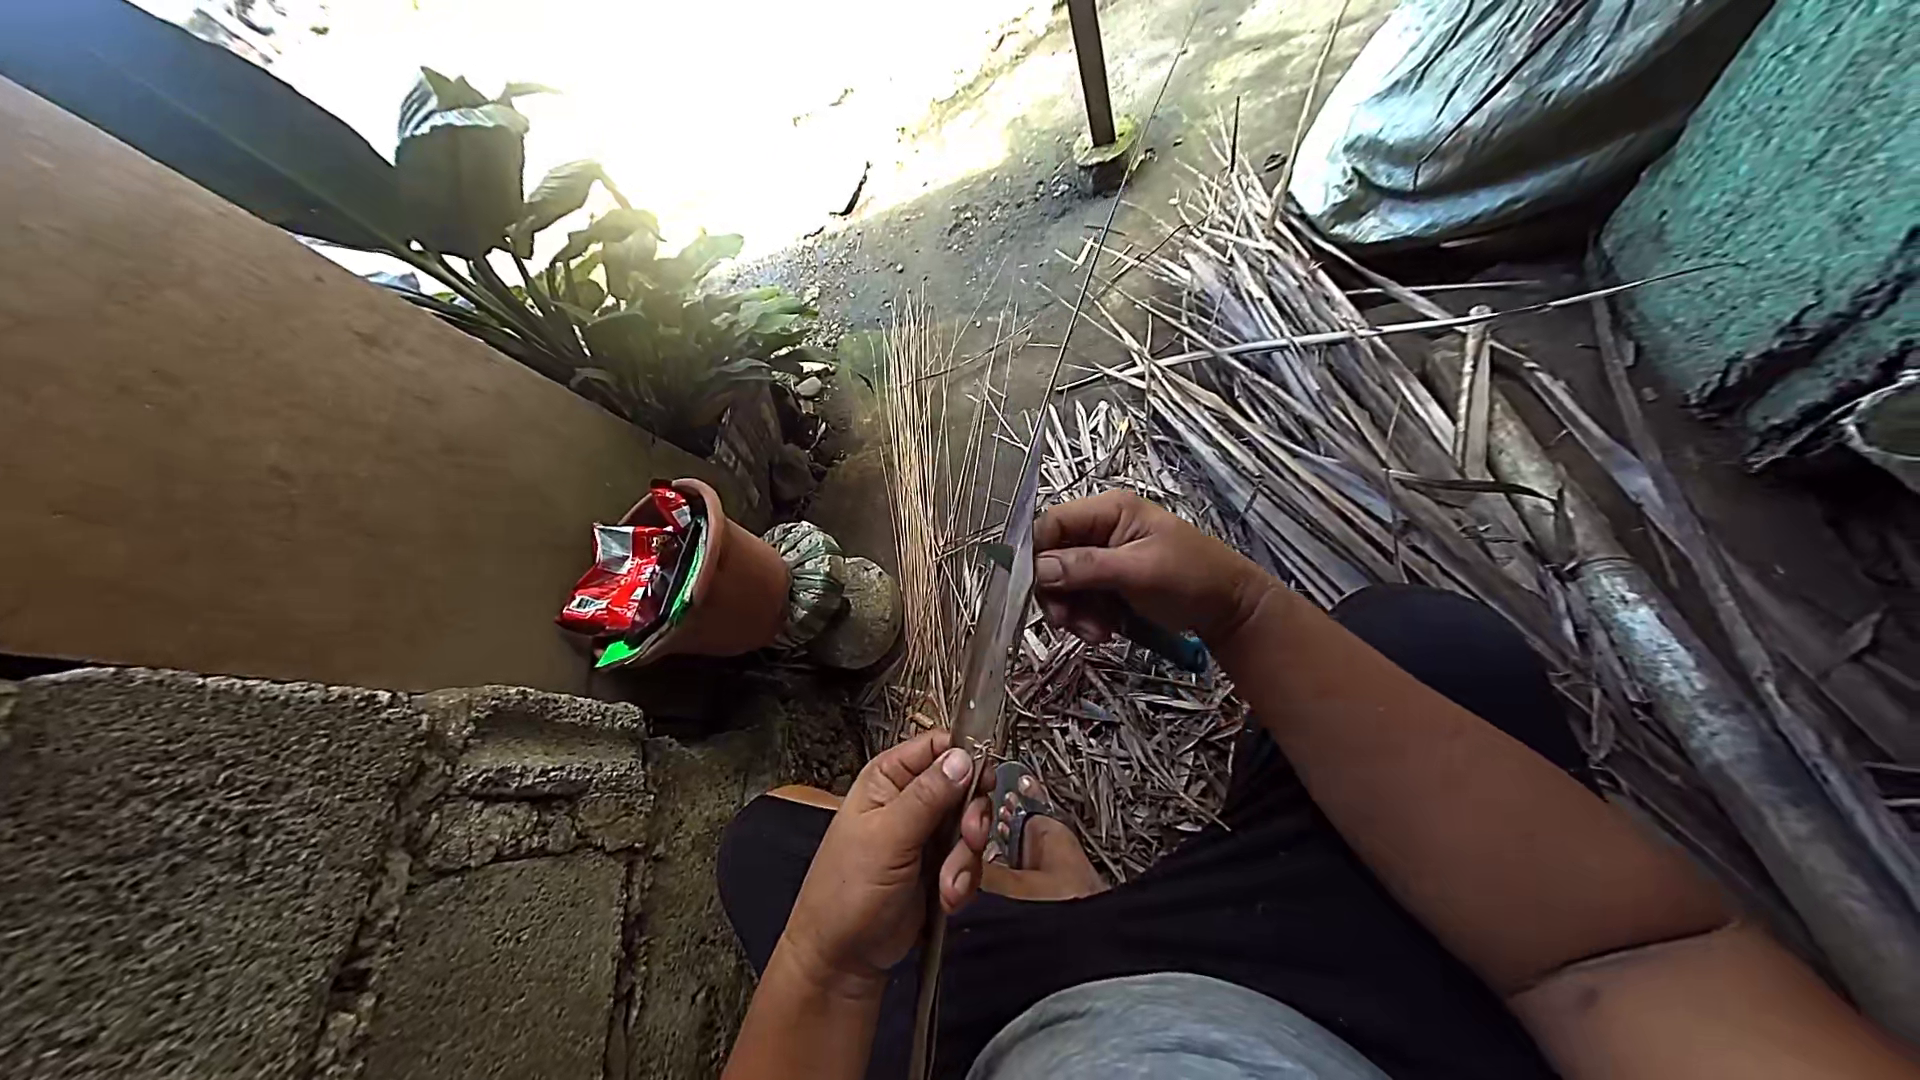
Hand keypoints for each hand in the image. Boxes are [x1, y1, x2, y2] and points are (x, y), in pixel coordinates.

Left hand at [779, 730, 991, 993]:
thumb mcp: (887, 839)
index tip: (982, 781)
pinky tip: (947, 898)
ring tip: (948, 883)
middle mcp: (910, 798)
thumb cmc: (845, 895)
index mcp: (889, 777)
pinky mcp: (939, 863)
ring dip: (966, 857)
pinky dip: (965, 880)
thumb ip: (927, 797)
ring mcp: (926, 832)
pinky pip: (970, 858)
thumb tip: (962, 758)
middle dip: (972, 817)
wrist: (844, 962)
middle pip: (965, 785)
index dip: (965, 758)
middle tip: (967, 838)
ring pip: (971, 824)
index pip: (939, 746)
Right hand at [1033, 490, 1280, 648]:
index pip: (1053, 523)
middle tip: (1067, 621)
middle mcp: (1100, 530)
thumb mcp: (1139, 570)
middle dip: (1057, 592)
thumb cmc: (1192, 577)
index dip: (1034, 553)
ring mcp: (1102, 559)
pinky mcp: (1106, 584)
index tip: (1029, 587)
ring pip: (1062, 584)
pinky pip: (1079, 600)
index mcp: (1109, 511)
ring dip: (1073, 612)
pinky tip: (1104, 632)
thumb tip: (1036, 570)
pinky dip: (1086, 619)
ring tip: (1097, 632)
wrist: (1229, 609)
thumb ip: (1086, 567)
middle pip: (1051, 558)